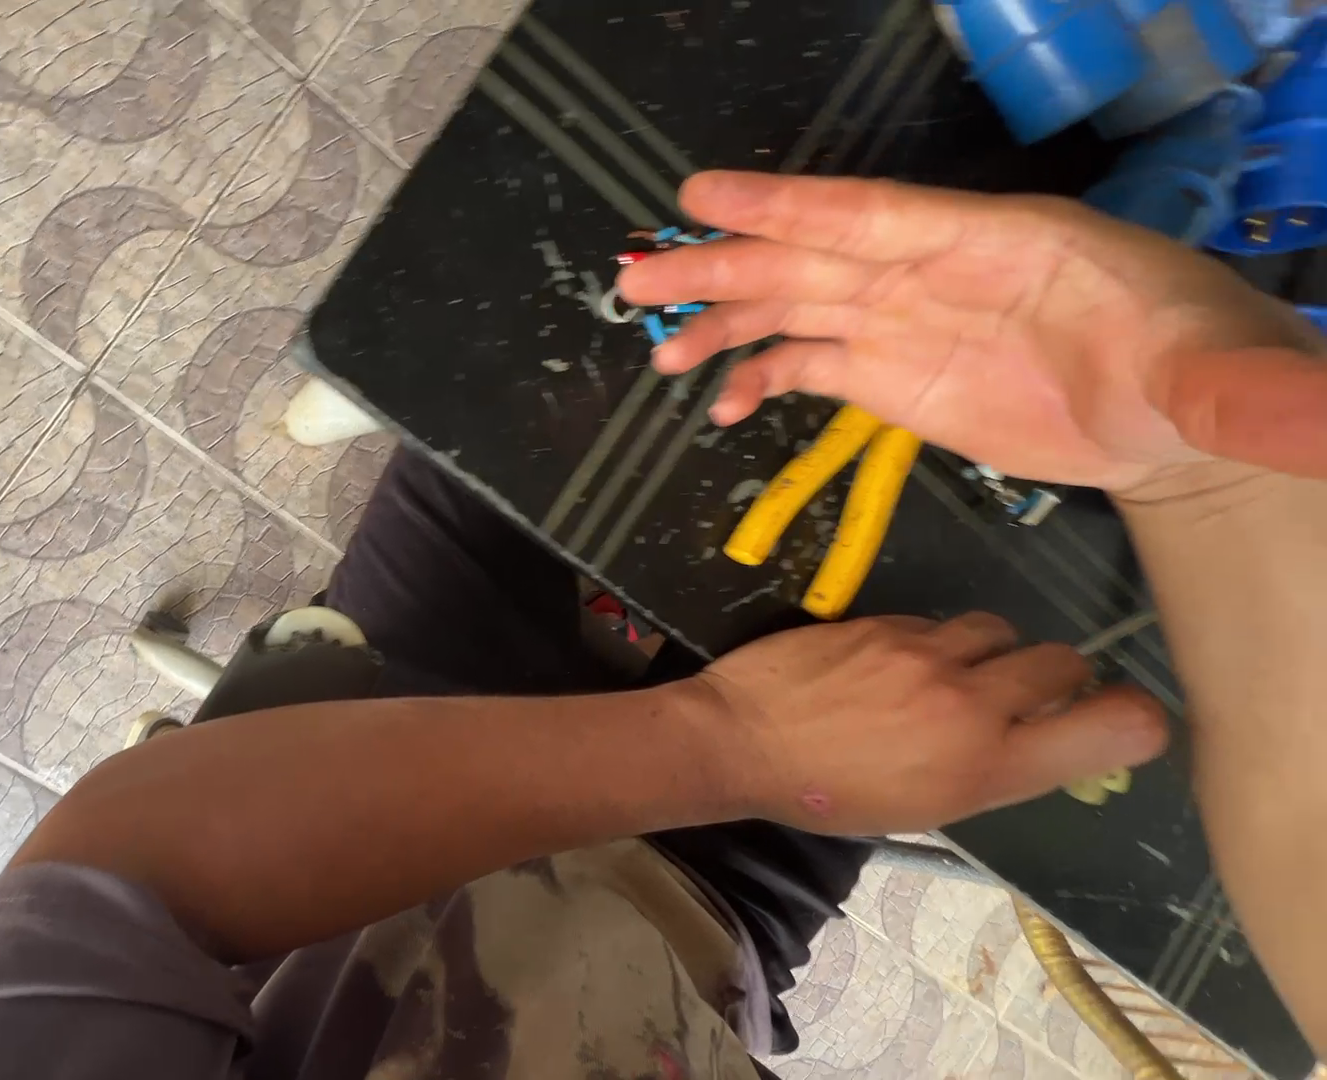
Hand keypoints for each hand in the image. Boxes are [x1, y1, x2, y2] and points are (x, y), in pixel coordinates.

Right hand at [617, 171, 1326, 494]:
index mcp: (987, 245)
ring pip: (783, 310)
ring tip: (662, 351)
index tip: (702, 196)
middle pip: (799, 261)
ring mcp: (890, 323)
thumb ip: (1253, 395)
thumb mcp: (1223, 377)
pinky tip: (722, 409)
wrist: (1160, 425)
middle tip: (635, 279)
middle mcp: (920, 273)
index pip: (869, 216)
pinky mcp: (876, 372)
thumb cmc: (1188, 374)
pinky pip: (798, 368)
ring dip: (719, 326)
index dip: (784, 206)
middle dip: (717, 268)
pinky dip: (754, 383)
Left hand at [683, 612, 1167, 834]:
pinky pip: (926, 621)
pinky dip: (922, 637)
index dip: (1129, 713)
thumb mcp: (921, 808)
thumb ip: (988, 769)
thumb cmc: (822, 793)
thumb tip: (1026, 735)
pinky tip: (882, 659)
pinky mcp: (873, 623)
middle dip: (1050, 672)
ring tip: (942, 668)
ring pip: (994, 627)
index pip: (1121, 726)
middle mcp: (969, 702)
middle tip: (1011, 686)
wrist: (738, 740)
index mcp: (991, 765)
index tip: (1104, 710)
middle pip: (1063, 659)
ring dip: (983, 647)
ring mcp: (919, 654)